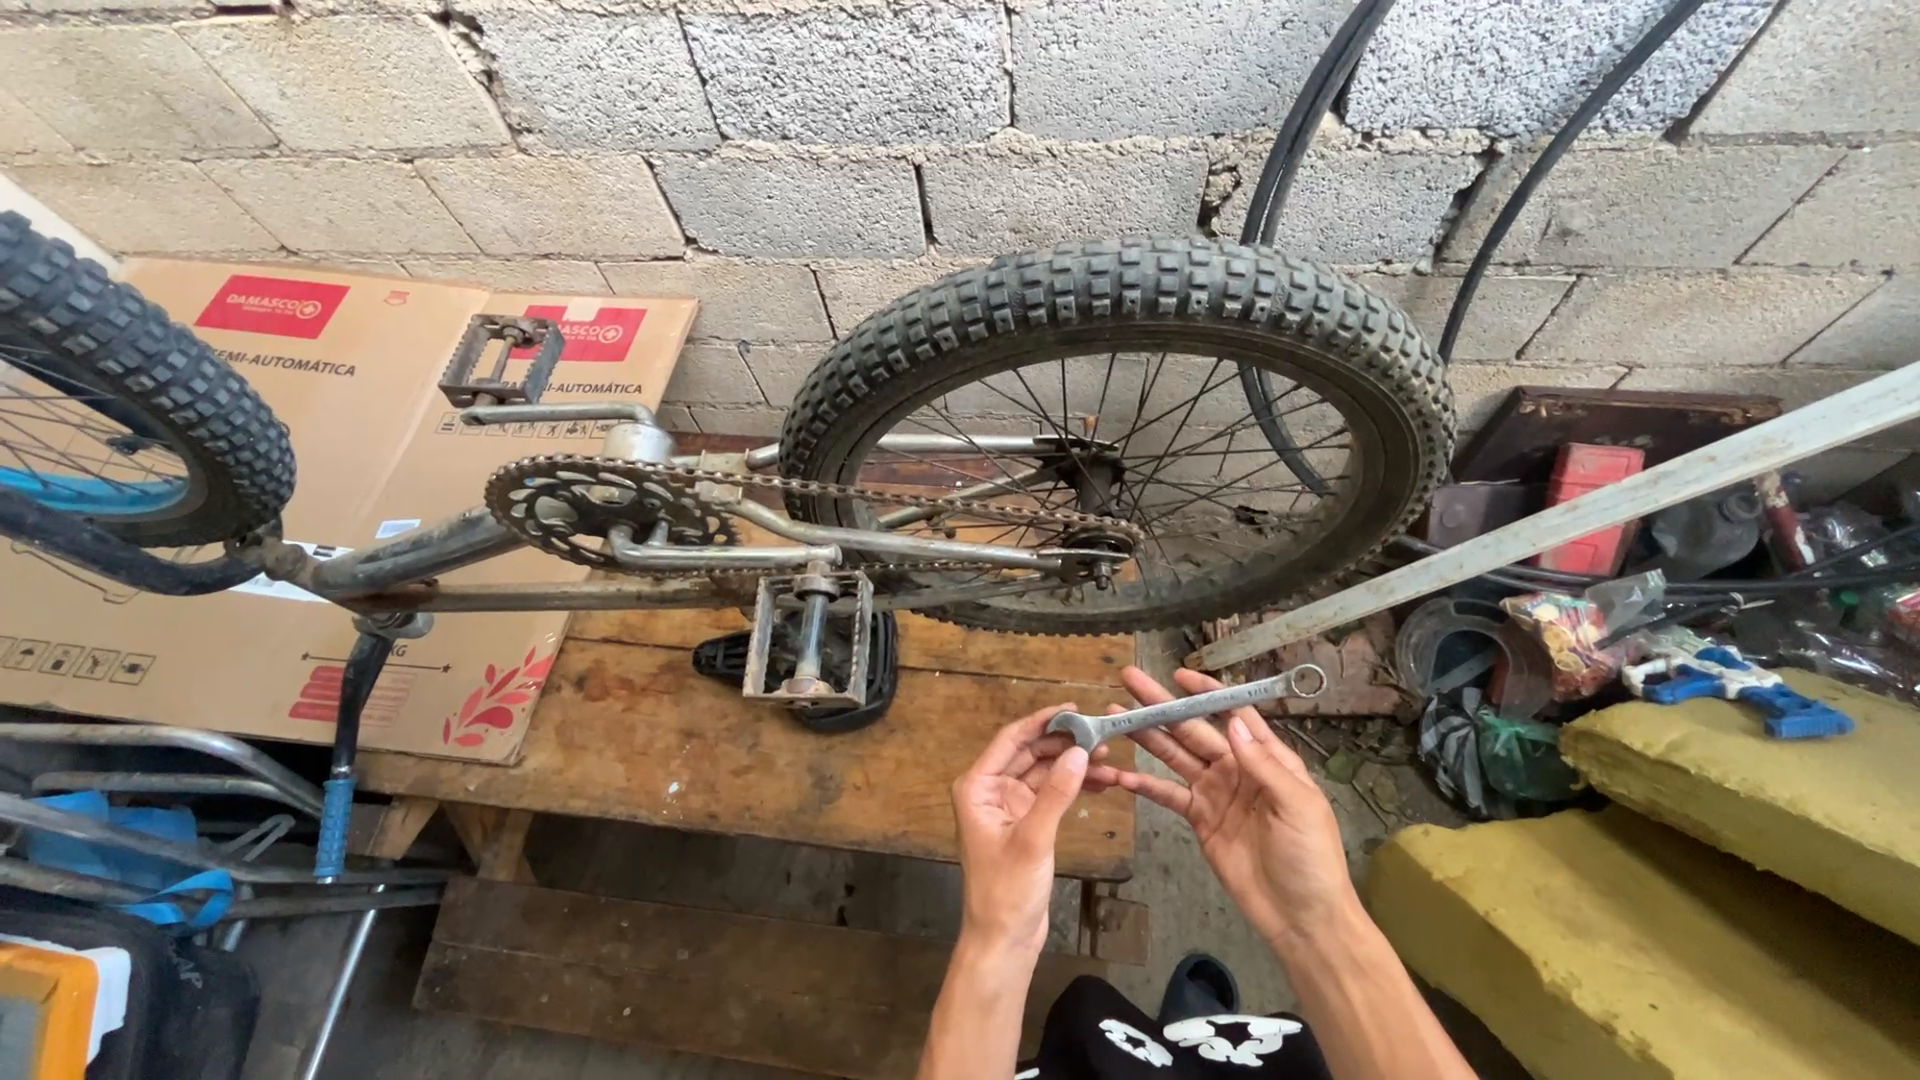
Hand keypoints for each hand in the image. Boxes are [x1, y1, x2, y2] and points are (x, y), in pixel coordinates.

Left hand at [951, 704, 1120, 954]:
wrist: (1004, 940)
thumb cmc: (1007, 891)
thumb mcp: (1033, 839)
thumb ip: (1056, 794)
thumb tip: (1079, 751)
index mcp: (977, 786)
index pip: (1011, 739)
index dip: (1042, 721)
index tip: (1074, 709)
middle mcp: (990, 789)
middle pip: (1030, 752)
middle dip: (1064, 744)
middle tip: (1102, 737)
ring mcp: (1009, 806)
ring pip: (1044, 772)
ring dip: (1073, 765)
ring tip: (1109, 759)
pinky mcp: (1027, 822)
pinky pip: (1051, 793)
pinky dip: (1073, 786)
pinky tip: (1101, 782)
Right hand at [1108, 666, 1358, 953]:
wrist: (1303, 918)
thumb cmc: (1312, 858)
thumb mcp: (1299, 806)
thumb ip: (1264, 766)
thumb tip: (1234, 723)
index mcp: (1266, 759)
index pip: (1233, 713)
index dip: (1206, 692)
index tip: (1178, 676)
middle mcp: (1237, 768)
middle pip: (1193, 729)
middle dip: (1162, 705)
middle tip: (1130, 680)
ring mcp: (1215, 793)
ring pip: (1174, 756)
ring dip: (1146, 736)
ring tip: (1115, 717)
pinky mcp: (1200, 820)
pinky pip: (1168, 796)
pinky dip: (1144, 785)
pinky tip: (1119, 774)